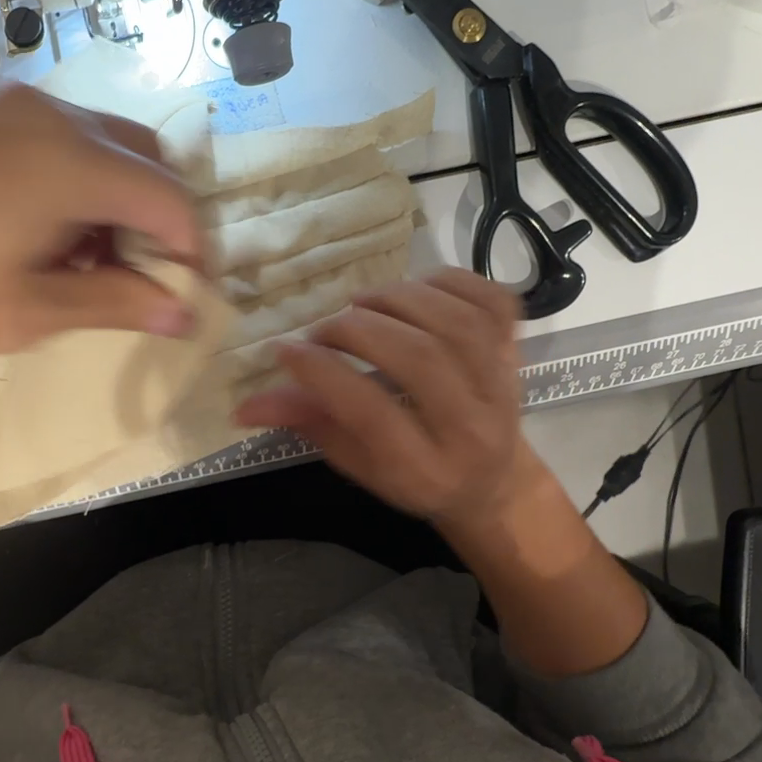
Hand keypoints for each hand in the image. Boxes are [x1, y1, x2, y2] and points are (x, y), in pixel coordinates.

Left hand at [0, 88, 203, 408]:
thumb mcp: (24, 314)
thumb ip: (115, 303)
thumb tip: (184, 312)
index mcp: (68, 160)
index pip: (169, 199)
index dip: (190, 253)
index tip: (189, 301)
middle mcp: (47, 117)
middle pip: (143, 162)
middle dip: (157, 225)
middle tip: (140, 288)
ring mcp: (4, 113)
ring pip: (101, 151)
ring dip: (116, 208)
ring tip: (89, 276)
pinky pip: (56, 148)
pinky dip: (75, 192)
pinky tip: (47, 246)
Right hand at [235, 270, 546, 535]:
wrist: (494, 480)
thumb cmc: (414, 477)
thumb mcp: (356, 462)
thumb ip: (310, 424)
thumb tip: (243, 405)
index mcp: (426, 468)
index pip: (371, 410)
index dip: (322, 372)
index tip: (285, 350)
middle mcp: (472, 427)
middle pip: (417, 359)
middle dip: (356, 331)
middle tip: (324, 330)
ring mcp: (503, 386)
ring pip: (453, 323)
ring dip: (396, 300)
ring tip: (361, 304)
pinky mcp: (518, 352)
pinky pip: (491, 301)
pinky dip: (449, 281)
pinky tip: (413, 288)